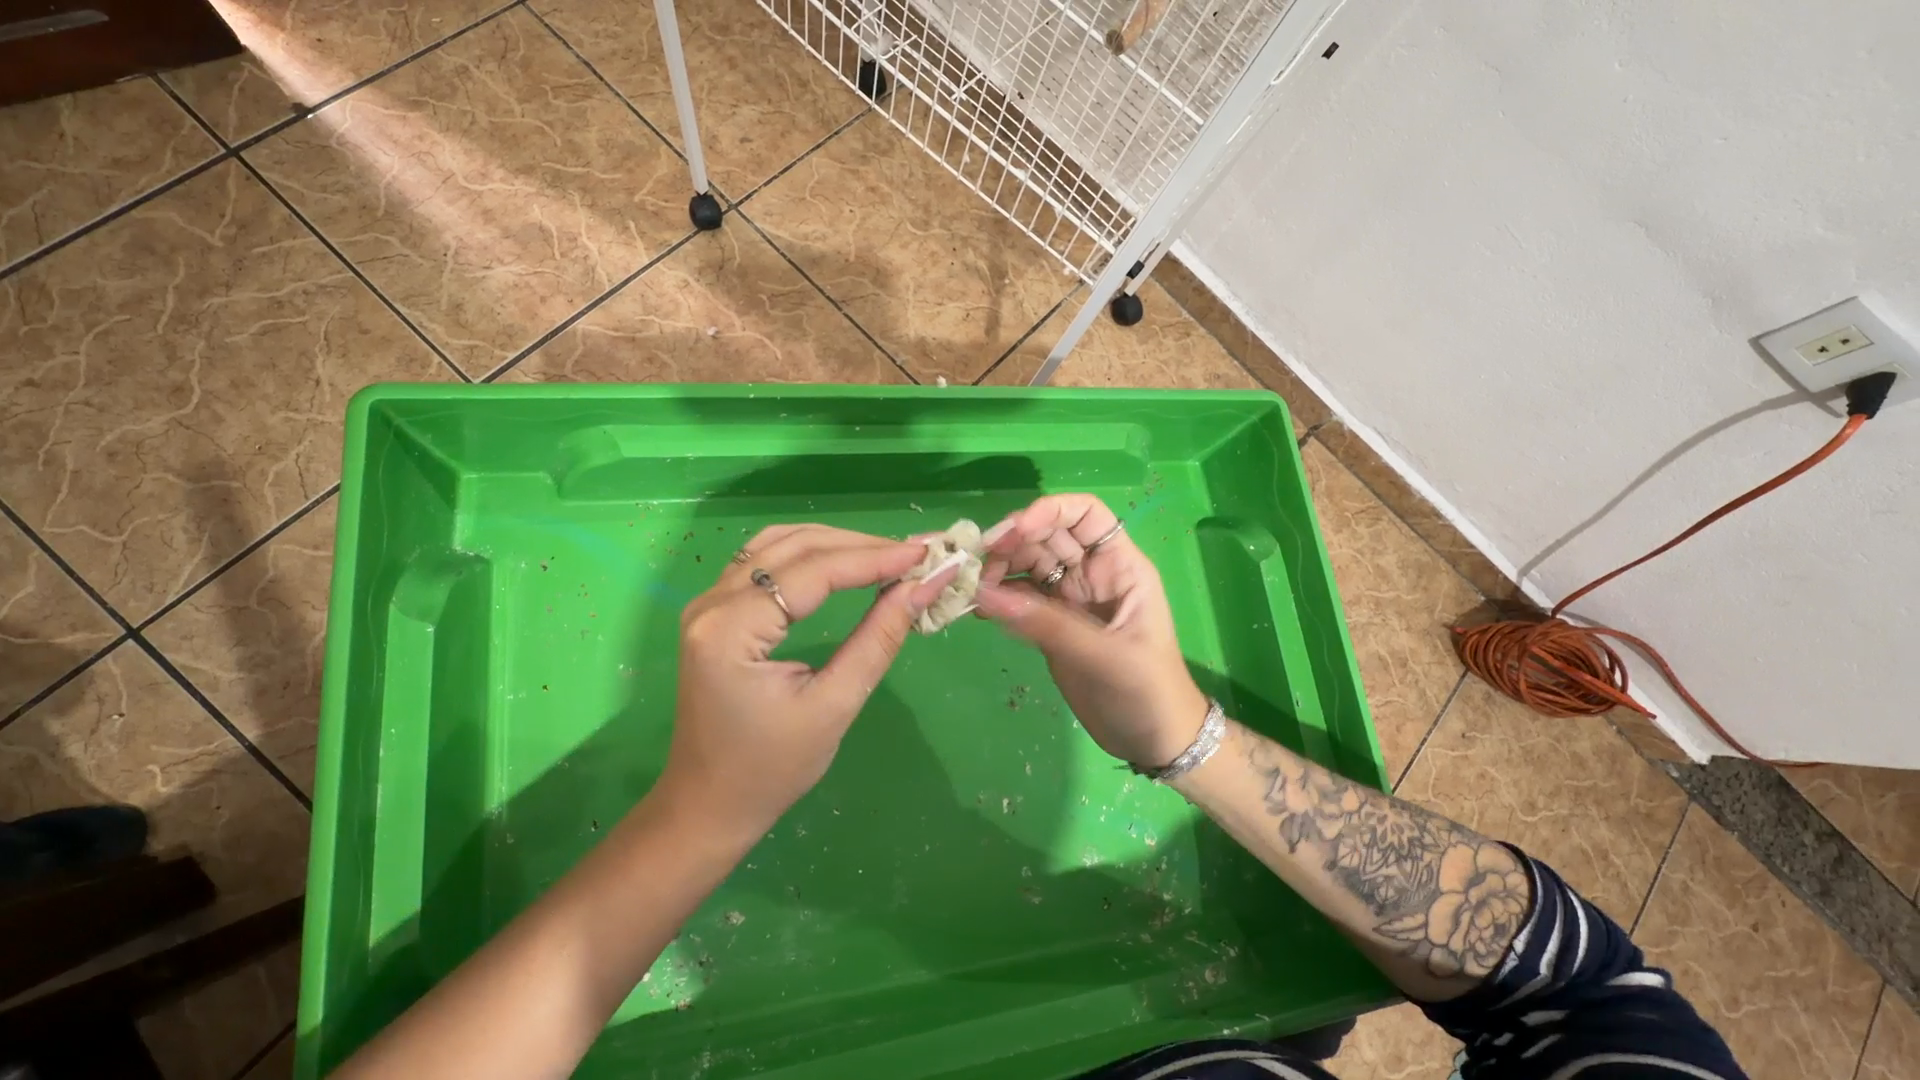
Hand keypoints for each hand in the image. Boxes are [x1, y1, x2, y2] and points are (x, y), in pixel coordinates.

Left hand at [666, 525, 955, 832]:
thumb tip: (923, 588)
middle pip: (794, 547)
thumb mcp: (834, 706)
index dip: (872, 559)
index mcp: (731, 630)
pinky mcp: (714, 612)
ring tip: (887, 555)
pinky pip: (763, 563)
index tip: (924, 556)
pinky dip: (809, 556)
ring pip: (777, 545)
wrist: (709, 804)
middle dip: (859, 546)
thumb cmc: (771, 769)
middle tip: (915, 554)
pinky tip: (843, 563)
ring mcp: (707, 604)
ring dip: (834, 544)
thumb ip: (878, 639)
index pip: (812, 573)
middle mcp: (711, 603)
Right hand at [973, 495, 1208, 767]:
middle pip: (1047, 536)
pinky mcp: (1050, 626)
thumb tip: (985, 596)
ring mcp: (1069, 599)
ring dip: (999, 568)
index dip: (1050, 511)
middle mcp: (1092, 574)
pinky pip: (1018, 599)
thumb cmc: (1148, 691)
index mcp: (1120, 567)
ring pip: (1028, 565)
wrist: (1155, 741)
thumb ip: (1048, 625)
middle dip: (1013, 540)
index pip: (1086, 515)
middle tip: (978, 563)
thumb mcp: (1105, 656)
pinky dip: (996, 598)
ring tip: (973, 589)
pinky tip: (976, 608)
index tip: (1015, 530)